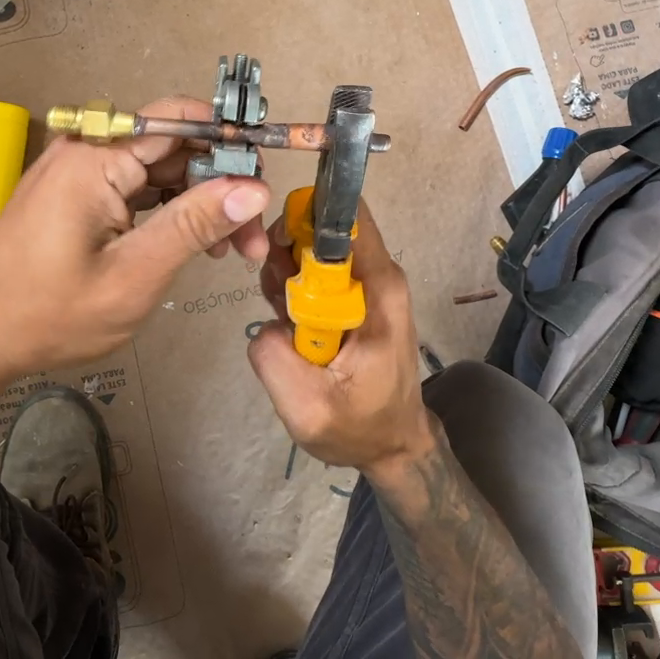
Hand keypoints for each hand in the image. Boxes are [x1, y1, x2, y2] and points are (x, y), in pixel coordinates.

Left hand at [0, 96, 271, 378]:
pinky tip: (189, 243)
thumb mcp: (134, 275)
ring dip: (195, 202)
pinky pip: (130, 186)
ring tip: (227, 250)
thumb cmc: (53, 315)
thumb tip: (252, 187)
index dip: (228, 144)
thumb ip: (193, 225)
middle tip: (250, 239)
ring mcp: (74, 170)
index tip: (263, 182)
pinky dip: (164, 210)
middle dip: (218, 186)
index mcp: (94, 159)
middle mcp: (83, 149)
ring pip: (155, 169)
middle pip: (171, 148)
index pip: (178, 123)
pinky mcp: (71, 191)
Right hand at [247, 199, 436, 476]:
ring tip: (284, 318)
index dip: (304, 219)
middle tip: (275, 298)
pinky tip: (291, 323)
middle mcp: (377, 274)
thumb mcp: (308, 408)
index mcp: (377, 288)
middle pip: (322, 226)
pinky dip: (292, 287)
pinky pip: (314, 270)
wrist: (393, 444)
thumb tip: (266, 322)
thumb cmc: (361, 426)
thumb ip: (274, 357)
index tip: (277, 252)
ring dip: (285, 271)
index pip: (346, 215)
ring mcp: (366, 282)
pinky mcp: (353, 294)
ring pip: (312, 246)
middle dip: (286, 248)